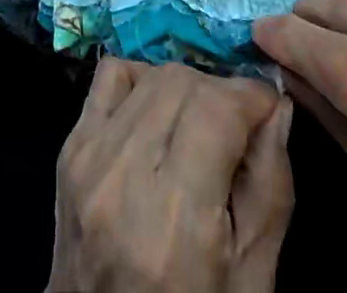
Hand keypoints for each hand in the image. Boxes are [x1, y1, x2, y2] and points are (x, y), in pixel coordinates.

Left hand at [49, 60, 292, 292]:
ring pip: (148, 74)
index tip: (270, 110)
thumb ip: (272, 185)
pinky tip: (157, 111)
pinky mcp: (69, 144)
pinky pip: (109, 76)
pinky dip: (141, 79)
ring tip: (200, 122)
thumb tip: (277, 106)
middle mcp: (124, 172)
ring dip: (185, 86)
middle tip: (239, 124)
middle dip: (222, 91)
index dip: (253, 96)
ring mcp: (88, 153)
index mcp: (176, 216)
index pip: (216, 109)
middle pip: (181, 82)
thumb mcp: (254, 274)